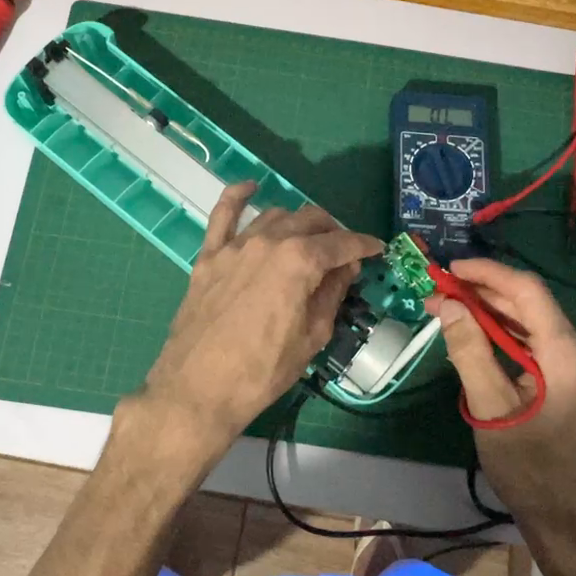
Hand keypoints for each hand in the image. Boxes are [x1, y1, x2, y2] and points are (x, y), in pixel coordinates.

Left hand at [132, 182, 382, 468]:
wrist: (199, 388)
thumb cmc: (263, 371)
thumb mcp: (312, 336)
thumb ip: (331, 294)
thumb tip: (344, 269)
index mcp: (300, 261)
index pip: (342, 243)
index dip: (364, 245)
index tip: (376, 249)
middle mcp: (269, 242)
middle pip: (310, 220)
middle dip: (333, 231)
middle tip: (343, 252)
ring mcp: (234, 246)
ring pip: (274, 216)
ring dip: (297, 222)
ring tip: (307, 239)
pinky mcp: (208, 257)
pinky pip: (223, 215)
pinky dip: (238, 196)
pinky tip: (250, 187)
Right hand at [426, 259, 575, 539]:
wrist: (566, 516)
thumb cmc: (528, 467)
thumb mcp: (490, 408)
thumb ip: (469, 352)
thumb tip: (448, 305)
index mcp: (565, 353)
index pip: (527, 291)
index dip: (487, 273)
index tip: (448, 270)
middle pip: (529, 303)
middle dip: (482, 291)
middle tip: (438, 292)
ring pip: (531, 321)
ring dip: (491, 311)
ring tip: (448, 308)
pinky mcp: (569, 379)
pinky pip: (535, 342)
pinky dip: (504, 332)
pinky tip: (475, 334)